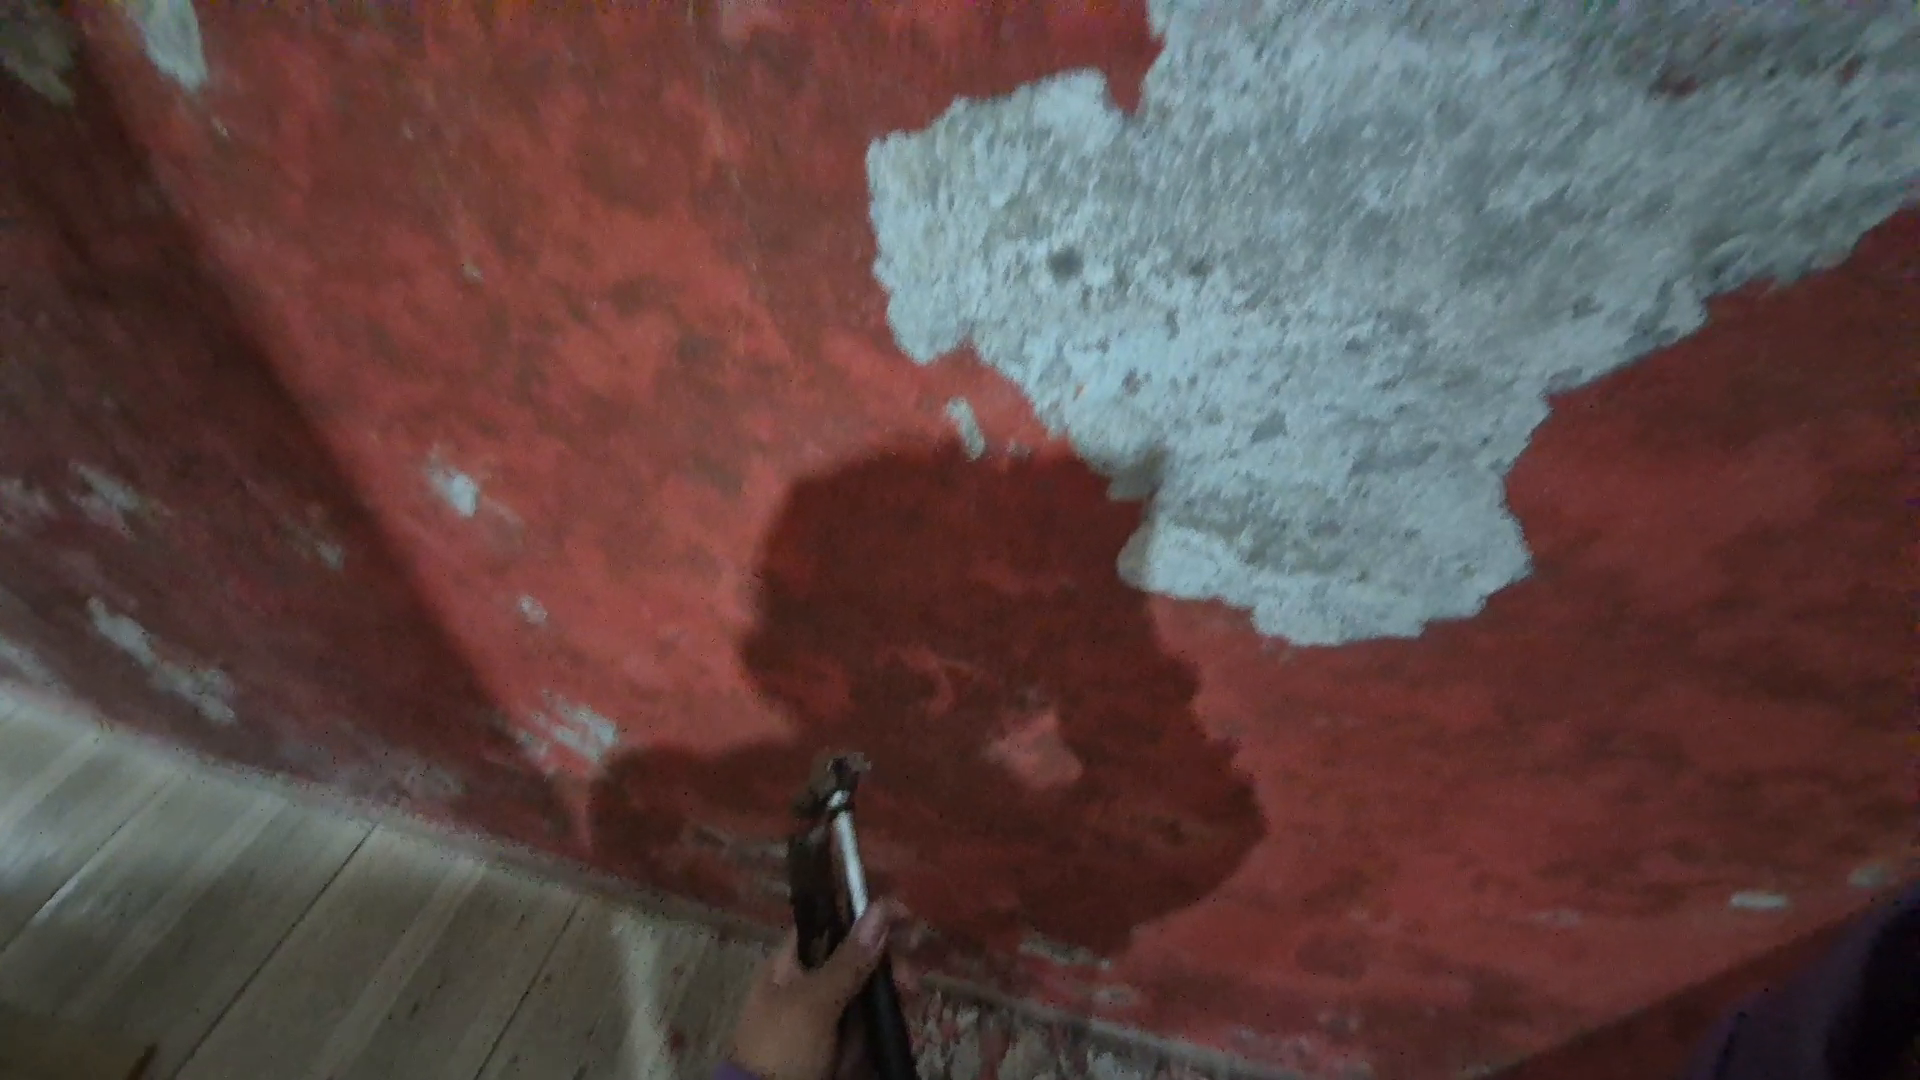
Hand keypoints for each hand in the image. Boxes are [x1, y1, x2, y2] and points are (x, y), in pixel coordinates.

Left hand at [728, 900, 907, 1079]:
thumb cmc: (781, 1050)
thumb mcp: (812, 1004)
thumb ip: (849, 960)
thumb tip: (880, 908)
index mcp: (791, 965)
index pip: (830, 922)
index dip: (864, 912)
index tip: (899, 910)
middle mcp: (813, 983)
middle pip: (858, 952)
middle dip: (888, 948)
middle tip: (914, 947)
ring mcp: (832, 1016)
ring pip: (872, 984)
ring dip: (896, 979)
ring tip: (913, 987)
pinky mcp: (849, 1045)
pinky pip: (877, 1018)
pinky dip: (895, 1010)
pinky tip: (911, 1006)